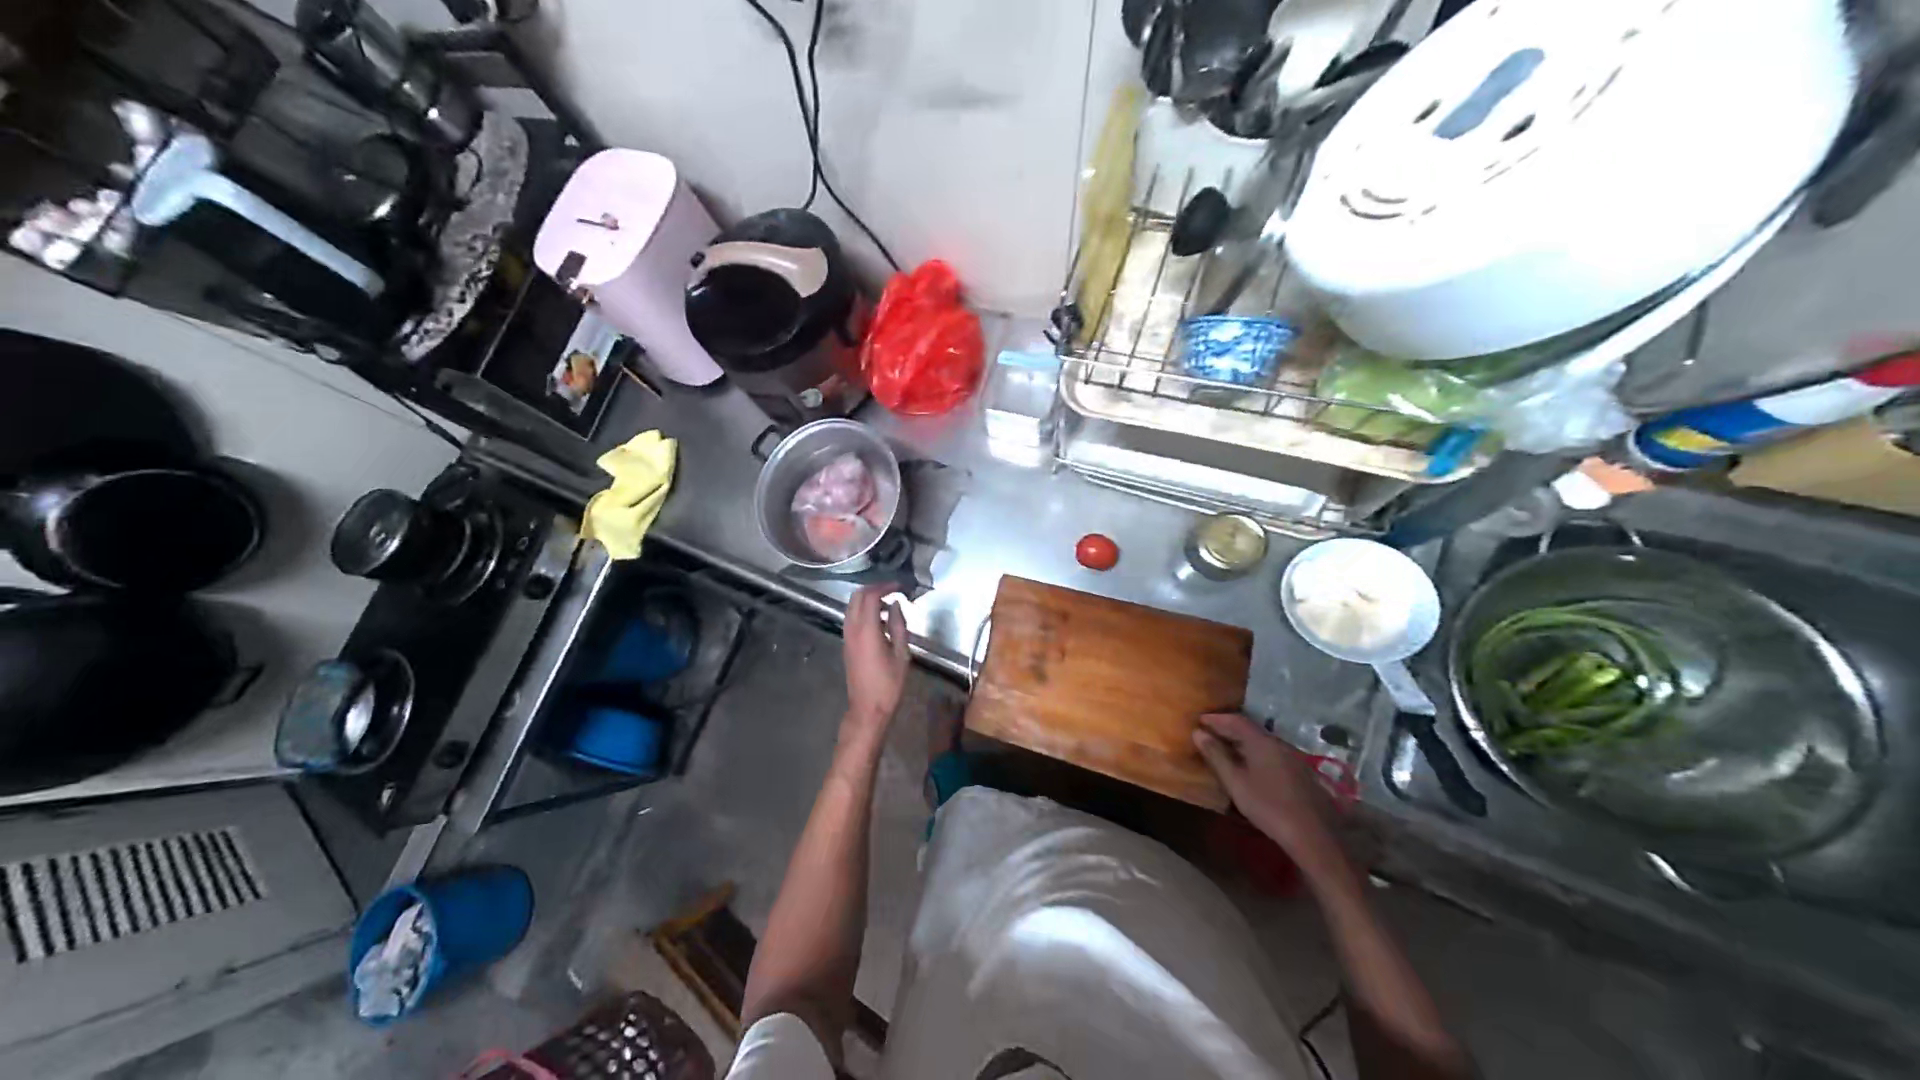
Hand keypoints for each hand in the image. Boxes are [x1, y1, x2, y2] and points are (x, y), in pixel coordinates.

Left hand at [842, 586, 909, 742]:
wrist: (868, 708)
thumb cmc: (889, 684)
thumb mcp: (902, 654)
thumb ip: (898, 625)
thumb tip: (896, 605)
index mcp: (867, 630)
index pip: (871, 596)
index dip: (885, 586)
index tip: (900, 586)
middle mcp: (852, 629)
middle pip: (857, 596)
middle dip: (874, 588)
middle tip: (893, 590)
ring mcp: (847, 636)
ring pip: (852, 606)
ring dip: (868, 599)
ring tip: (889, 603)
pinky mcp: (847, 644)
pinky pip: (852, 618)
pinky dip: (864, 611)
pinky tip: (880, 620)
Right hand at [1193, 712, 1346, 879]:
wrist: (1313, 834)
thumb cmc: (1268, 806)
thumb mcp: (1236, 783)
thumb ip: (1216, 756)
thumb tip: (1198, 733)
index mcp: (1262, 742)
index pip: (1236, 720)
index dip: (1216, 718)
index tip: (1198, 720)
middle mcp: (1279, 744)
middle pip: (1250, 729)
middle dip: (1227, 729)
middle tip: (1207, 733)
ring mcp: (1292, 758)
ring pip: (1262, 742)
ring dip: (1241, 742)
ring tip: (1223, 748)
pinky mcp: (1300, 772)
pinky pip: (1271, 754)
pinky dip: (1254, 753)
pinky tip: (1249, 765)